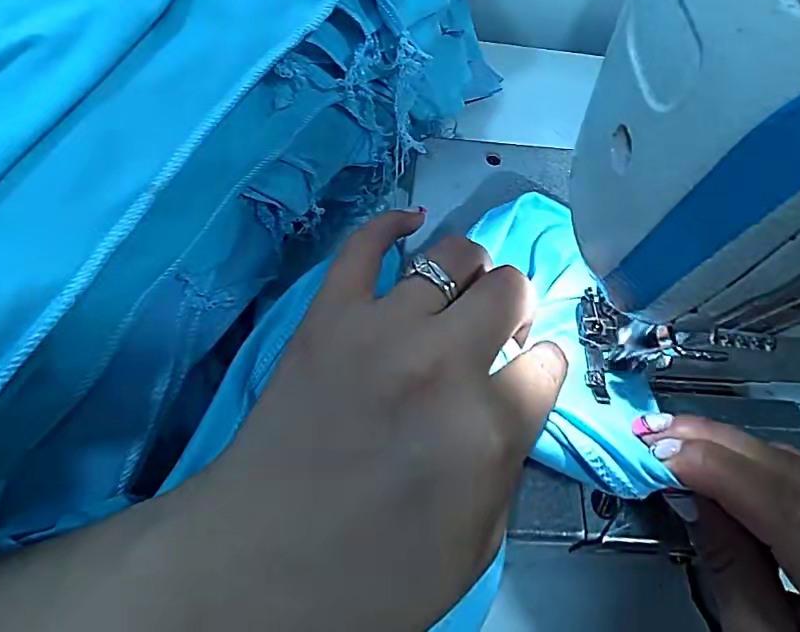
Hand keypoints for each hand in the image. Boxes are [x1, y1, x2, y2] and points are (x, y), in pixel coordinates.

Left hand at [169, 209, 569, 629]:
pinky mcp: (328, 314)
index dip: (541, 369)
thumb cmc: (372, 577)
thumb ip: (512, 460)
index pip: (549, 361)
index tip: (524, 377)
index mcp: (486, 429)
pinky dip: (391, 223)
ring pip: (454, 254)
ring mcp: (382, 329)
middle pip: (511, 288)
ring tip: (456, 294)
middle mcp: (443, 364)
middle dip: (515, 308)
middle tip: (493, 332)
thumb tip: (519, 394)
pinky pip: (364, 243)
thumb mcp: (476, 543)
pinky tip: (409, 222)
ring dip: (470, 271)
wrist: (251, 575)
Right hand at [638, 415, 799, 631]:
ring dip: (749, 454)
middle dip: (725, 446)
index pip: (793, 508)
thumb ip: (740, 586)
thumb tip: (702, 498)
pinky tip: (743, 470)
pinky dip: (784, 474)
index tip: (660, 449)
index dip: (722, 469)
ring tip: (688, 445)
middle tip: (659, 431)